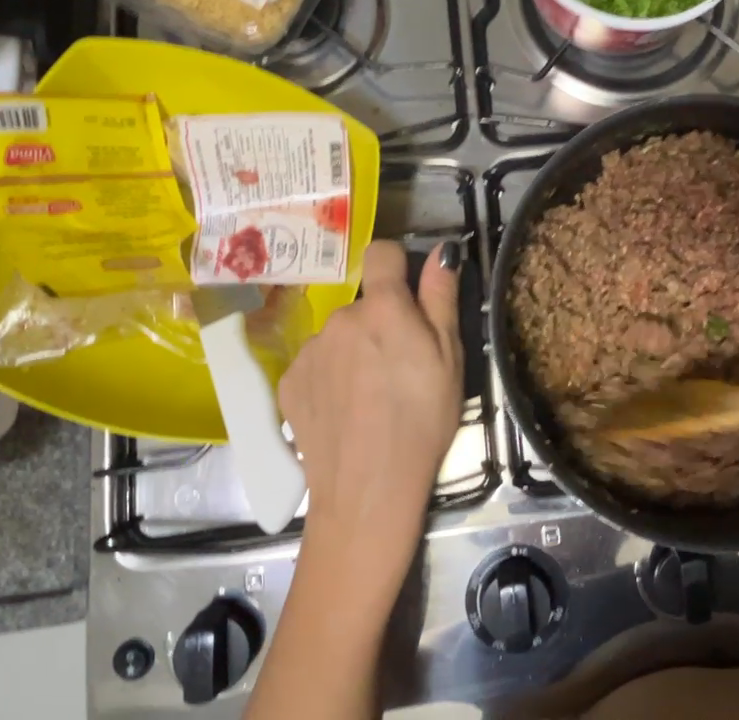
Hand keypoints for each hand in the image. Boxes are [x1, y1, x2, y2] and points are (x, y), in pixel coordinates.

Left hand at [278, 240, 463, 558]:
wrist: (368, 488)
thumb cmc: (422, 420)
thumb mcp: (449, 357)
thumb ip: (440, 297)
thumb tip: (439, 251)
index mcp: (383, 308)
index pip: (380, 253)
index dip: (396, 265)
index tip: (409, 292)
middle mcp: (339, 318)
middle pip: (363, 303)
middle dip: (381, 322)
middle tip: (401, 365)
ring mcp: (309, 351)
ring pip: (339, 335)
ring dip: (354, 350)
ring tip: (372, 395)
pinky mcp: (289, 382)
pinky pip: (316, 364)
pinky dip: (330, 377)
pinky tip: (347, 410)